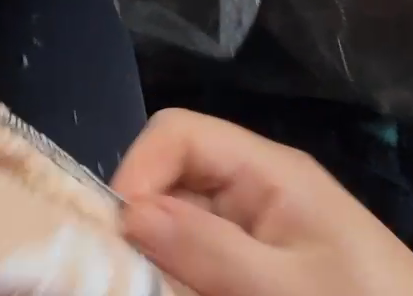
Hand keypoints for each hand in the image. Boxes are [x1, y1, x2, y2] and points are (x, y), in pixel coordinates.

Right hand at [113, 110, 412, 295]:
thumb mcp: (291, 291)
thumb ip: (210, 250)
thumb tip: (127, 215)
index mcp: (268, 170)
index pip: (177, 133)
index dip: (138, 169)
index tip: (120, 233)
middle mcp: (255, 187)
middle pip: (172, 178)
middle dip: (145, 224)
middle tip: (131, 276)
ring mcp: (259, 229)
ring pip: (181, 223)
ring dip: (162, 259)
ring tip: (154, 287)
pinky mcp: (264, 268)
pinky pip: (205, 258)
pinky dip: (186, 276)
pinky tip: (184, 291)